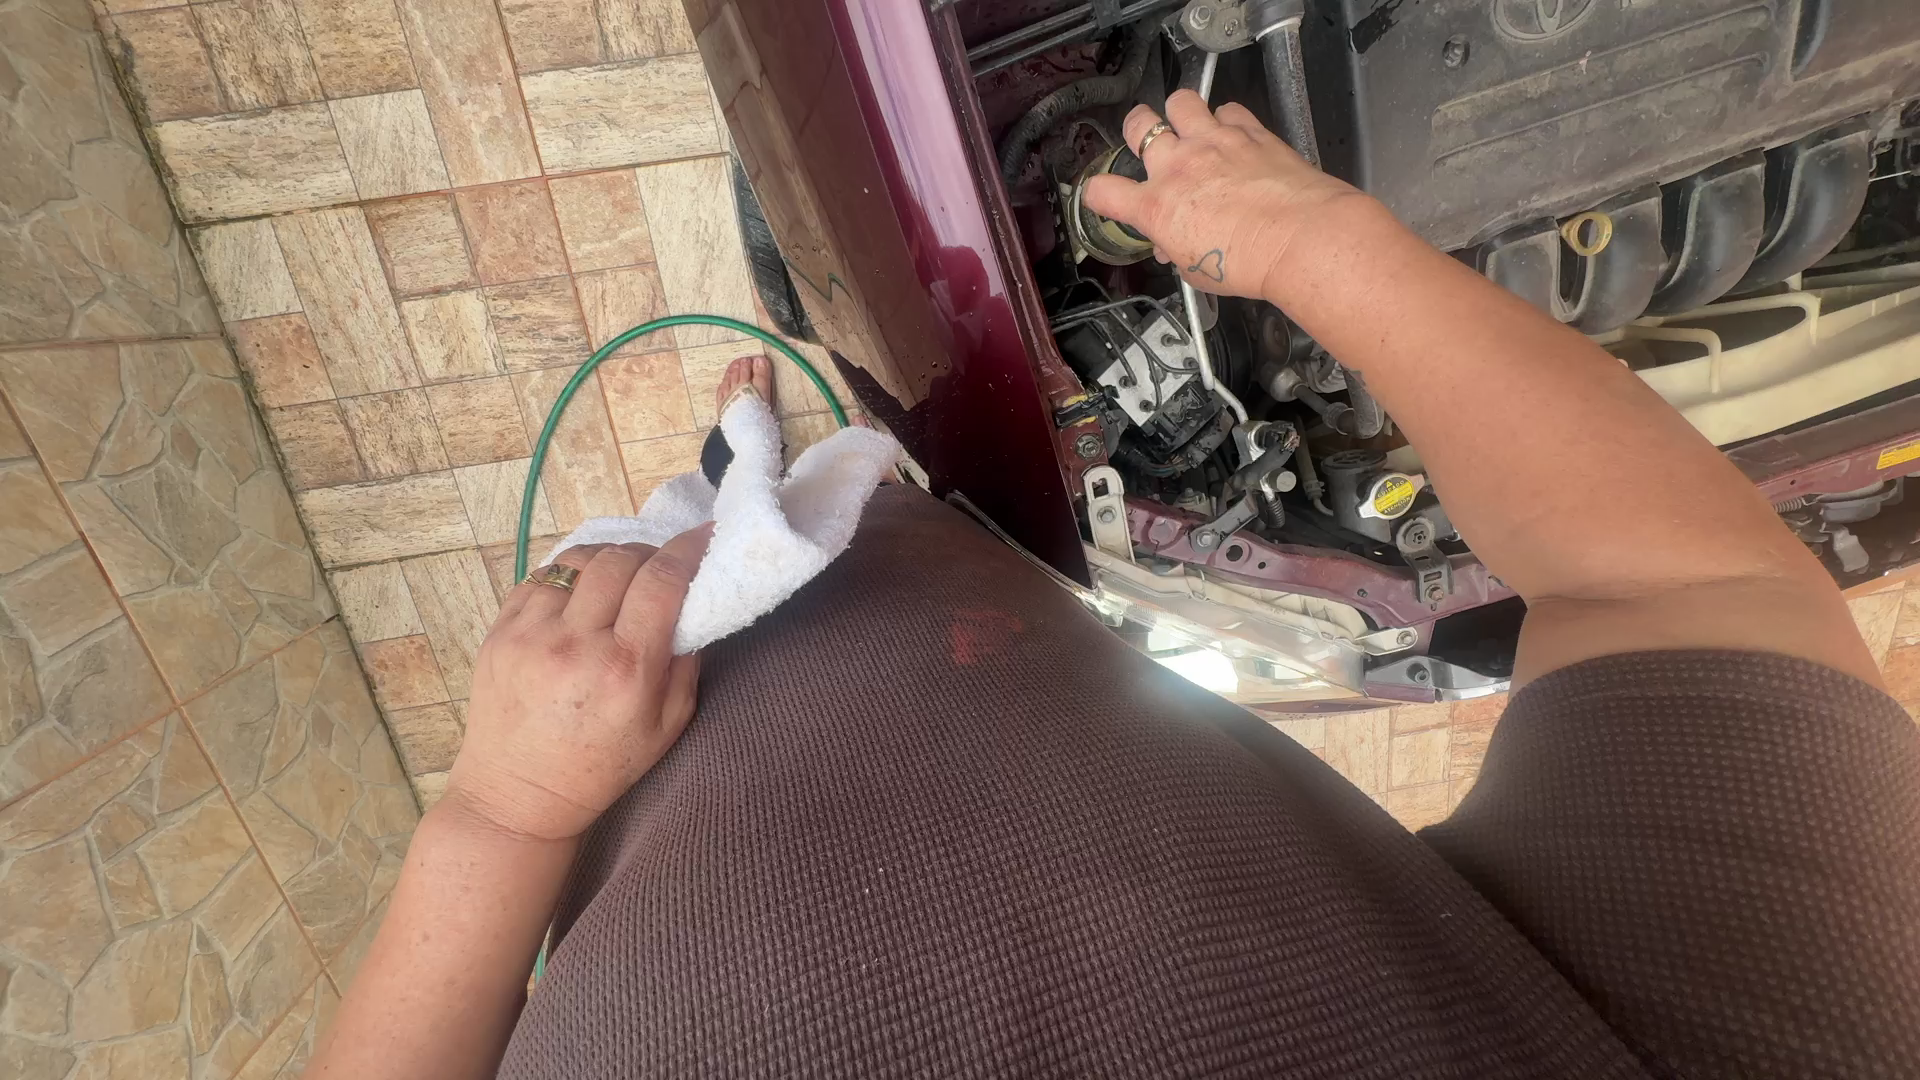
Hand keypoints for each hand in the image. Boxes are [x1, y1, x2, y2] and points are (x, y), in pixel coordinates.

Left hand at [441, 528, 711, 841]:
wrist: (518, 795)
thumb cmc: (605, 764)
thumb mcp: (671, 722)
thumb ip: (686, 659)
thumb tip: (693, 603)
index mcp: (625, 668)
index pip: (662, 581)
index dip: (689, 548)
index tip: (707, 534)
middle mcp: (575, 643)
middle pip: (622, 559)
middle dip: (652, 553)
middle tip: (664, 567)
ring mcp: (530, 634)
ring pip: (581, 559)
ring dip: (612, 557)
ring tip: (623, 576)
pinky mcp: (499, 632)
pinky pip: (543, 575)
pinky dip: (574, 572)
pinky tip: (585, 592)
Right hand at [1083, 90, 1367, 298]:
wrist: (1295, 239)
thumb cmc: (1244, 262)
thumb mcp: (1193, 270)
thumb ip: (1176, 250)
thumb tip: (1173, 244)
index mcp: (1155, 207)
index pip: (1102, 191)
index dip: (1096, 193)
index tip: (1101, 196)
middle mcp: (1177, 166)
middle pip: (1137, 124)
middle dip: (1137, 131)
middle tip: (1147, 144)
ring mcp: (1212, 142)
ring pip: (1180, 101)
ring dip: (1178, 113)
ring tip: (1187, 128)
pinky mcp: (1248, 130)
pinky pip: (1228, 110)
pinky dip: (1225, 120)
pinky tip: (1231, 136)